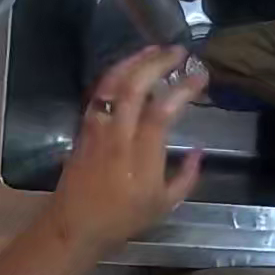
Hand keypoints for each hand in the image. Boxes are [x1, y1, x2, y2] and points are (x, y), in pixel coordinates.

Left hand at [46, 45, 206, 250]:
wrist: (74, 226)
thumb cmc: (123, 219)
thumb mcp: (165, 205)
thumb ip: (187, 176)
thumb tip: (200, 151)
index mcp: (140, 157)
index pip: (162, 112)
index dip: (182, 89)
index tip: (201, 76)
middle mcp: (117, 137)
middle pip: (133, 88)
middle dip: (156, 63)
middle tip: (178, 51)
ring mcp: (97, 129)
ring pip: (112, 85)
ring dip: (134, 61)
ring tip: (155, 48)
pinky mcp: (85, 128)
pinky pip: (100, 93)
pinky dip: (117, 74)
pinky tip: (130, 67)